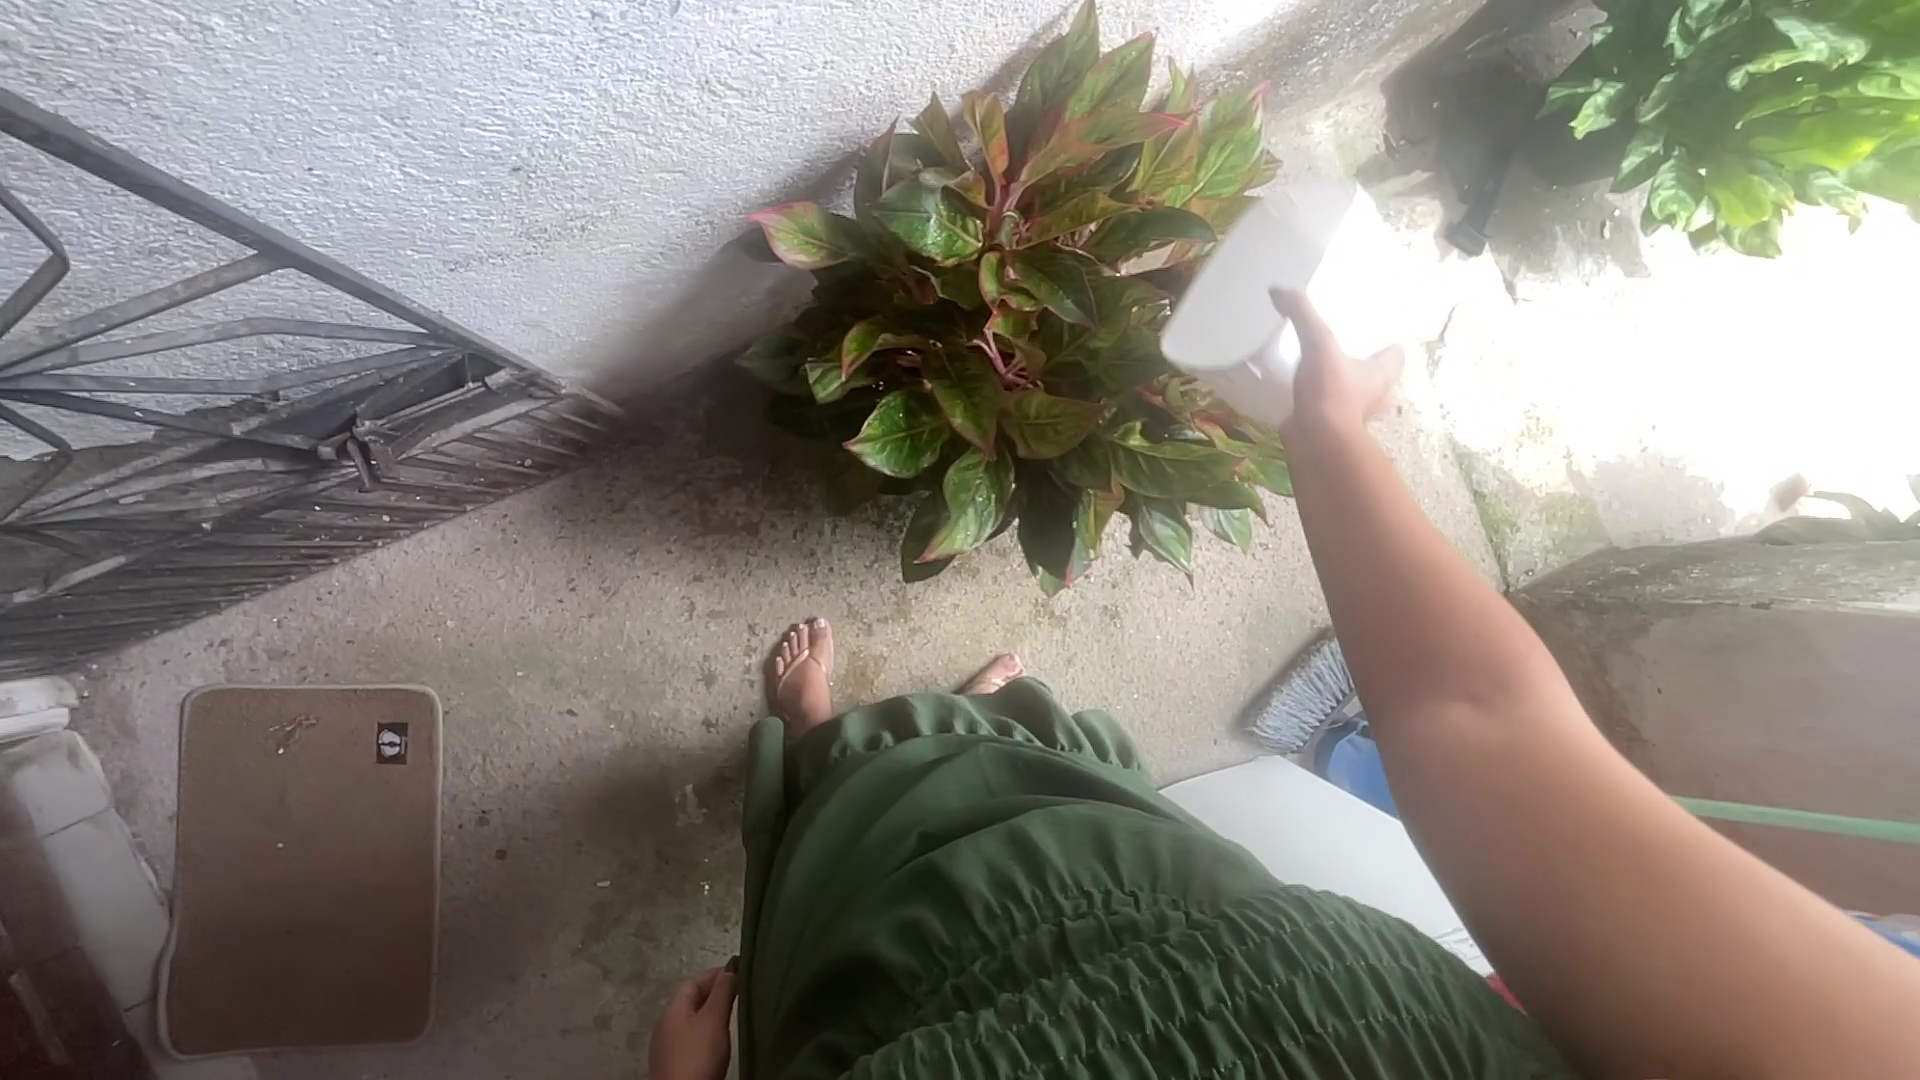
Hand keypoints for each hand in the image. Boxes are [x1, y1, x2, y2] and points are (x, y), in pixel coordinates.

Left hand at [647, 964, 736, 1079]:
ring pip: (692, 1020)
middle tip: (741, 993)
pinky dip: (707, 1033)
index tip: (741, 974)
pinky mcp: (673, 1066)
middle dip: (716, 993)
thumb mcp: (714, 1019)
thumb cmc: (698, 1055)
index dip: (717, 974)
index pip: (694, 980)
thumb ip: (723, 991)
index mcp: (672, 1009)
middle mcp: (666, 1025)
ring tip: (734, 1015)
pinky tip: (719, 1041)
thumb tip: (731, 966)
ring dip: (712, 1014)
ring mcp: (667, 1047)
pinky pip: (692, 1038)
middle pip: (692, 1000)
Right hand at [1269, 287, 1403, 438]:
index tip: (1373, 336)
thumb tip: (1278, 289)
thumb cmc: (1330, 390)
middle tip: (1343, 351)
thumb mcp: (1318, 343)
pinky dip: (1319, 403)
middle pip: (1376, 375)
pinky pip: (1328, 410)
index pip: (1395, 354)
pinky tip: (1302, 394)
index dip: (1388, 345)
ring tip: (1319, 372)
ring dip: (1341, 387)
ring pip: (1353, 395)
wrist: (1315, 439)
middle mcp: (1375, 395)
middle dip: (1363, 366)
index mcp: (1382, 372)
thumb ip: (1301, 314)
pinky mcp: (1330, 428)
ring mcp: (1353, 414)